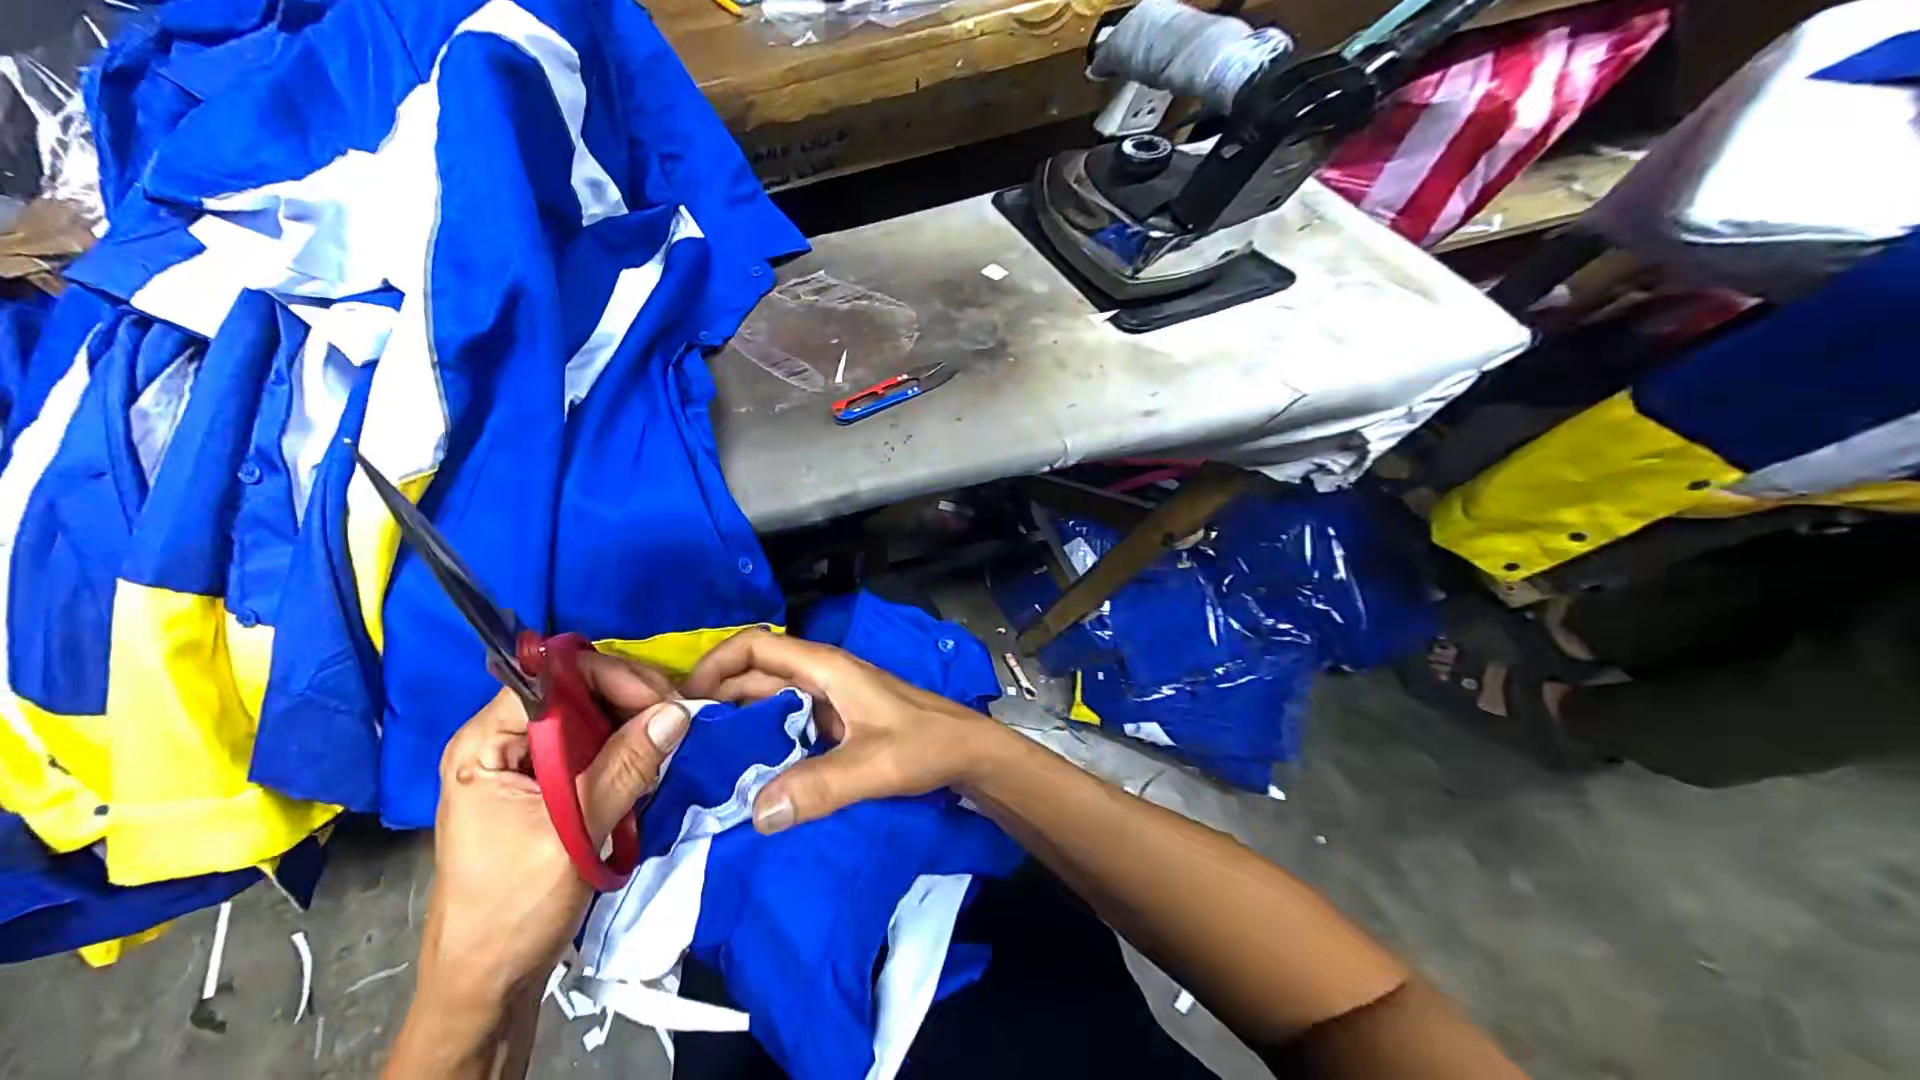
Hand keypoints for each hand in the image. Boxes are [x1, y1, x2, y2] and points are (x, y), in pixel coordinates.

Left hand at [416, 652, 690, 1009]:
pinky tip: (648, 767)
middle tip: (676, 723)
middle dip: (631, 700)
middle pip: (576, 691)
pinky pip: (595, 747)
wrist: (489, 982)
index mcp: (486, 745)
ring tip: (667, 748)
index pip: (552, 678)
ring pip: (591, 718)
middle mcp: (504, 742)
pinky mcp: (548, 785)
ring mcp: (526, 764)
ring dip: (634, 725)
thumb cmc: (513, 910)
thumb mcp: (573, 834)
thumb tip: (676, 713)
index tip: (662, 705)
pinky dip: (627, 750)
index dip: (610, 679)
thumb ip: (625, 768)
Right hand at [683, 629, 1006, 833]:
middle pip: (757, 674)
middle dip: (718, 697)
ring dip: (739, 720)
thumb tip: (756, 812)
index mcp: (827, 669)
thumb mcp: (874, 765)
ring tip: (702, 758)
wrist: (969, 751)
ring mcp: (831, 700)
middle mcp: (823, 677)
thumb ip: (820, 786)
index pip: (758, 646)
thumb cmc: (927, 744)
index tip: (685, 698)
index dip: (716, 662)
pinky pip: (789, 724)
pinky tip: (748, 771)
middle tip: (681, 740)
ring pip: (771, 700)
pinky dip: (764, 739)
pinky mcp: (838, 723)